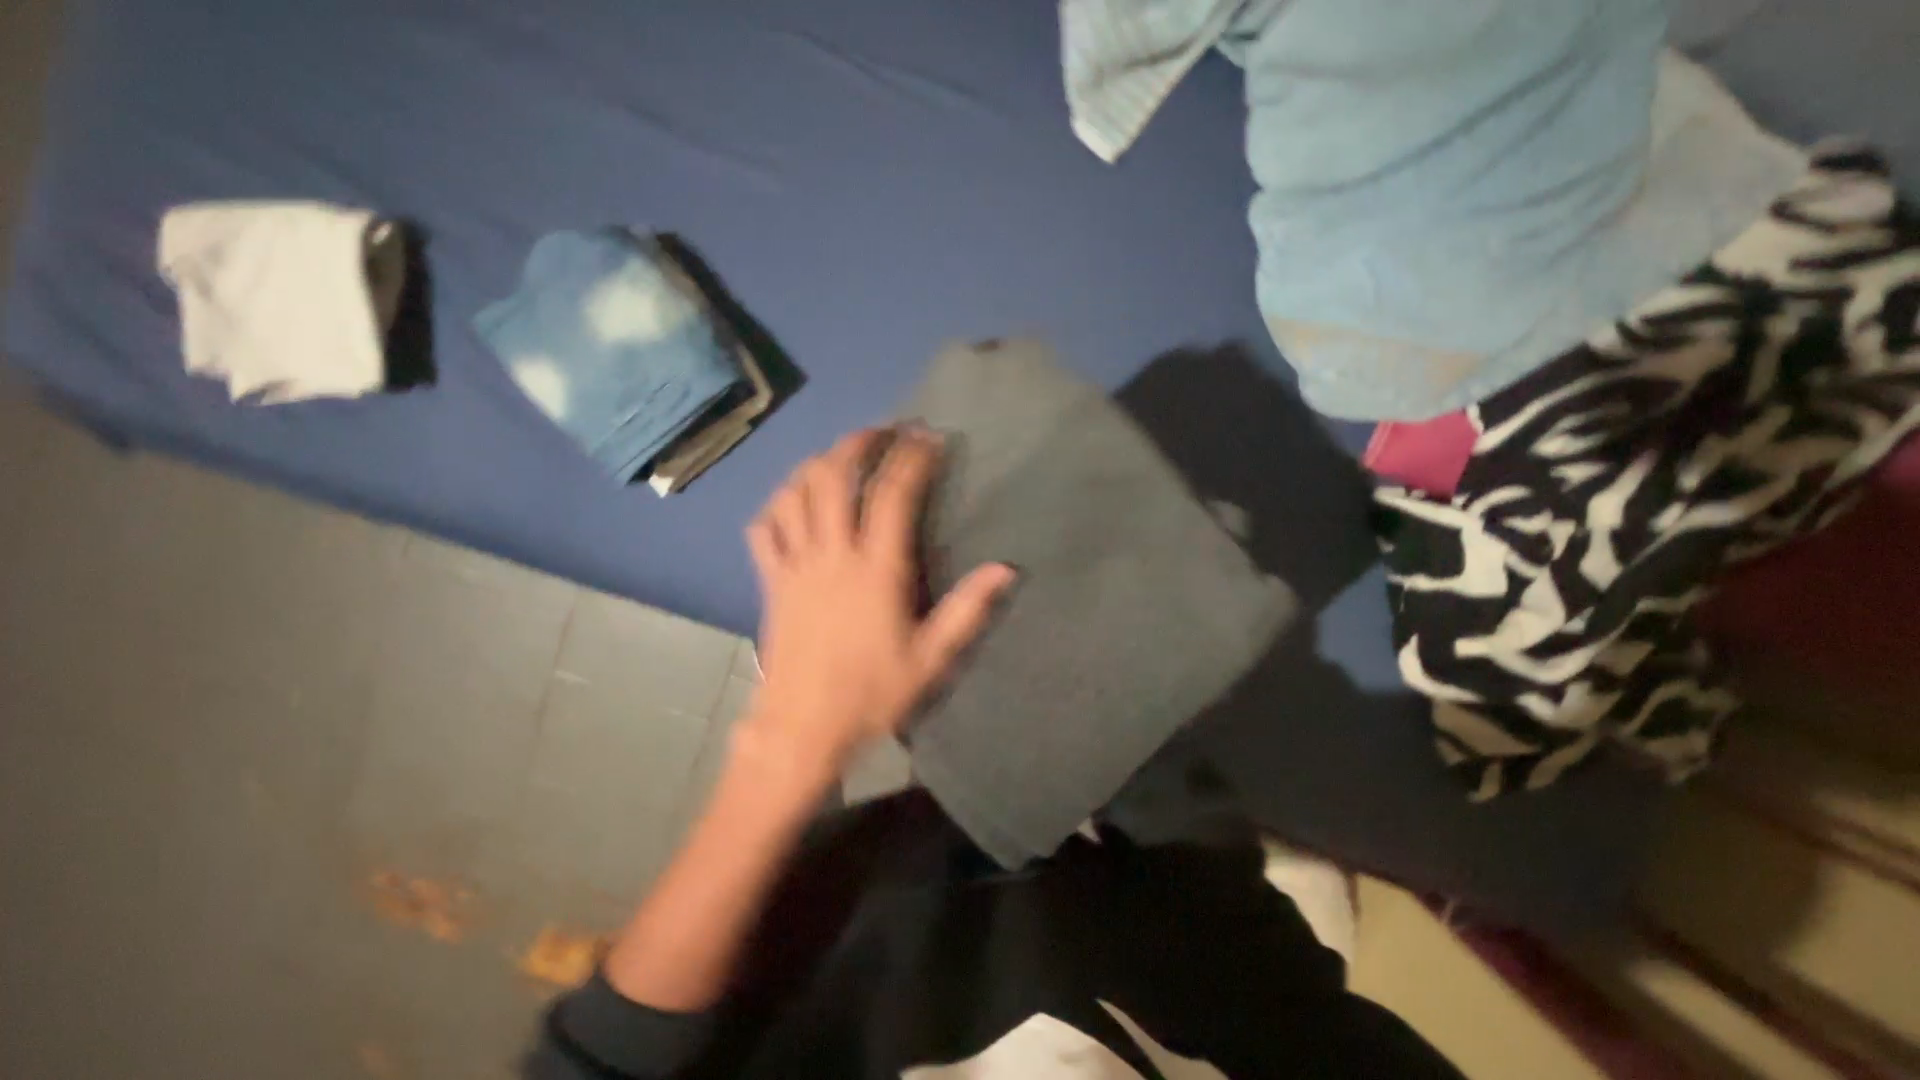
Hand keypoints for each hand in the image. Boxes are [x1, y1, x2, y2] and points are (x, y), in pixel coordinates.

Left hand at [741, 426, 1015, 776]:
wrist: (802, 729)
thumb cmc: (871, 695)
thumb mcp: (931, 660)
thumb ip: (967, 611)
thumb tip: (1006, 569)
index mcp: (876, 569)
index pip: (894, 493)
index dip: (913, 456)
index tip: (930, 436)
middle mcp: (832, 554)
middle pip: (836, 476)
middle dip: (860, 442)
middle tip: (884, 430)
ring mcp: (795, 565)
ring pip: (796, 493)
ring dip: (818, 463)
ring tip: (841, 455)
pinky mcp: (770, 581)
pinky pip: (764, 527)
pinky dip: (778, 504)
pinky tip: (793, 502)